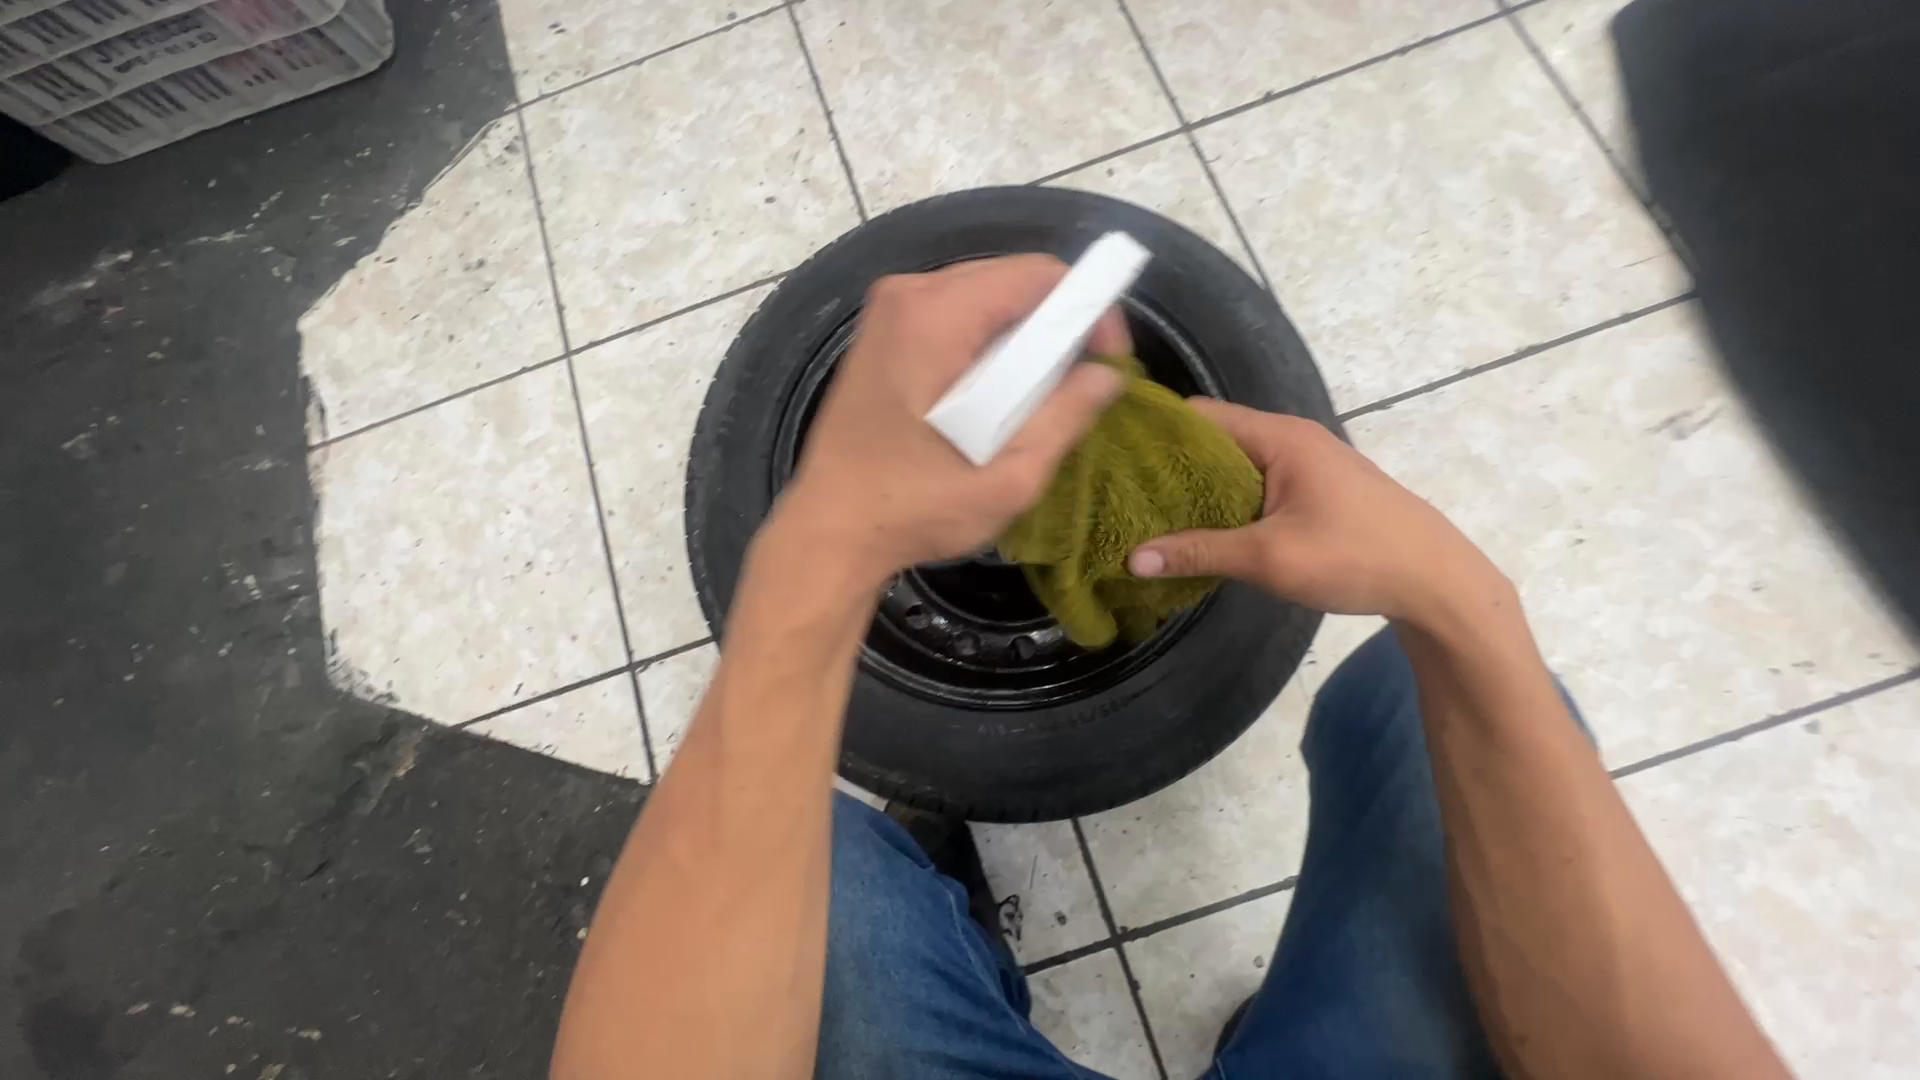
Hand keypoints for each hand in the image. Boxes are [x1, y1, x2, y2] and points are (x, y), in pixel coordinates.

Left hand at [777, 254, 1129, 582]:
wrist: (828, 532)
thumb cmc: (913, 509)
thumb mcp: (1006, 475)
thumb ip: (1064, 416)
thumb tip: (1106, 376)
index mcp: (934, 316)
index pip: (1038, 275)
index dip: (1089, 310)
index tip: (1108, 363)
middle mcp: (906, 296)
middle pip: (1011, 283)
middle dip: (1057, 330)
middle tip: (1075, 389)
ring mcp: (888, 315)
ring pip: (985, 302)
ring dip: (1023, 345)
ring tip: (1036, 403)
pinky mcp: (882, 338)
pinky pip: (955, 321)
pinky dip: (988, 351)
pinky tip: (992, 402)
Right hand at [1127, 399, 1508, 625]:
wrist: (1438, 583)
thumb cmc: (1355, 557)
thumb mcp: (1269, 558)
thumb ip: (1199, 552)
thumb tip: (1132, 558)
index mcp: (1279, 437)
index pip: (1201, 415)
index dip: (1157, 432)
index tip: (1115, 458)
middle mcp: (1290, 438)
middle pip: (1215, 438)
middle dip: (1171, 464)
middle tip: (1125, 494)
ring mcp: (1305, 463)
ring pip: (1235, 464)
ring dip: (1198, 487)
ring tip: (1152, 514)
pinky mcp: (1314, 489)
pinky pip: (1255, 483)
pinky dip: (1225, 499)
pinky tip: (1202, 527)